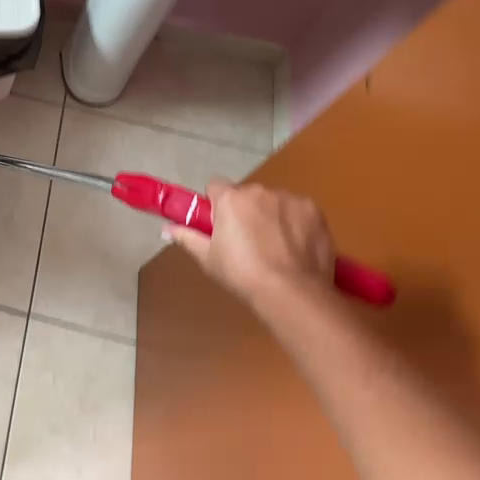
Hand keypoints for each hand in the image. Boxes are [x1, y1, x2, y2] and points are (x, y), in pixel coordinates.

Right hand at [167, 181, 334, 303]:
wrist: (292, 293)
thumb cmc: (242, 275)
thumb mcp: (208, 258)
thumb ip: (187, 237)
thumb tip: (166, 228)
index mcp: (230, 199)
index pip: (216, 186)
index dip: (216, 205)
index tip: (220, 225)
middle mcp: (259, 191)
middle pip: (247, 195)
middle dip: (246, 212)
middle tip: (248, 243)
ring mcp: (289, 199)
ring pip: (273, 202)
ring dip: (271, 216)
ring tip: (276, 249)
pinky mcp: (313, 210)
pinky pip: (298, 211)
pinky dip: (296, 223)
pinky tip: (296, 247)